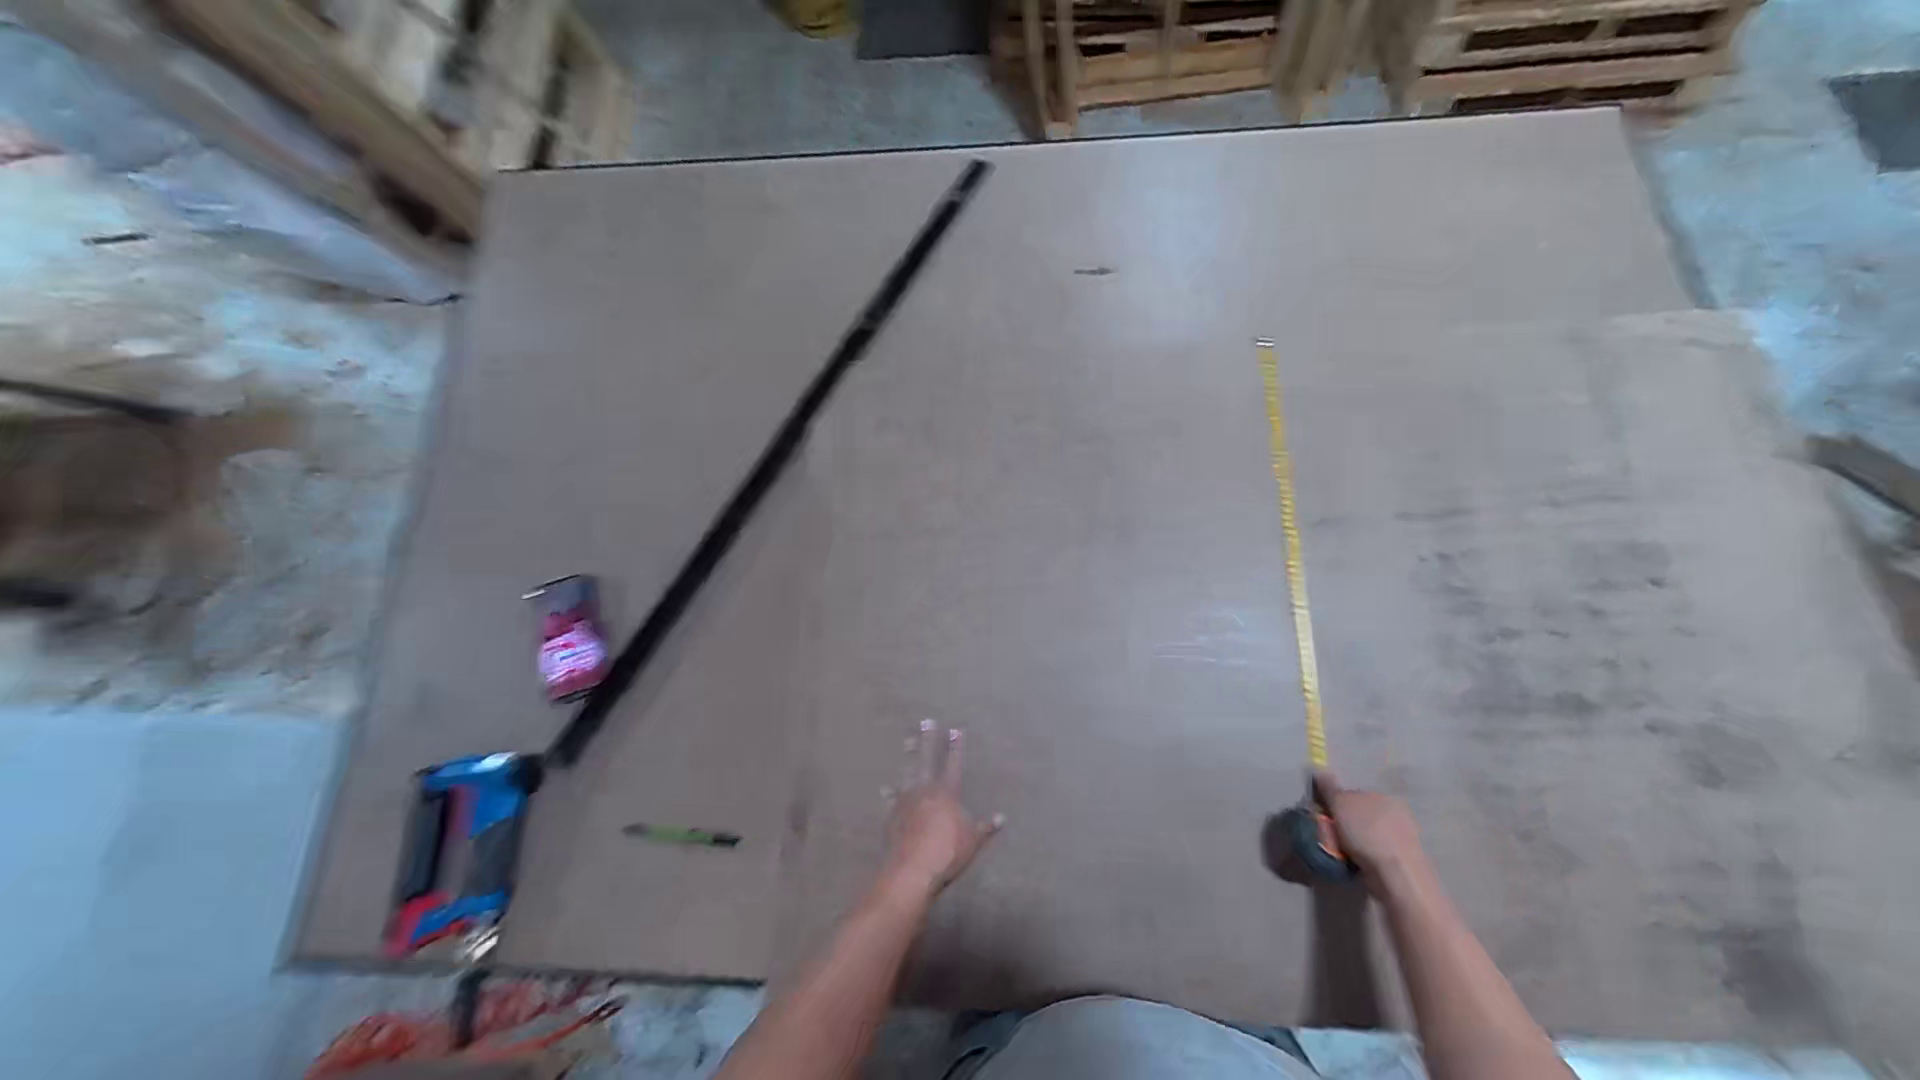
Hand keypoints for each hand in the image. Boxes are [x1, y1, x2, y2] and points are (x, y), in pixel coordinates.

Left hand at [879, 720, 1002, 897]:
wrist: (912, 869)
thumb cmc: (947, 852)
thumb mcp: (973, 841)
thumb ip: (986, 828)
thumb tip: (1002, 818)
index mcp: (948, 792)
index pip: (954, 764)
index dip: (956, 747)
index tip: (956, 729)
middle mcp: (926, 790)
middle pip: (926, 759)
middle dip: (928, 740)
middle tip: (926, 721)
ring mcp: (906, 800)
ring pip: (908, 773)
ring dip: (909, 757)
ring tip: (908, 741)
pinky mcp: (892, 815)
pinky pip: (891, 799)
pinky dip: (889, 794)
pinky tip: (885, 788)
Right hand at [1315, 770, 1425, 886]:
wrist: (1397, 873)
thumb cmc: (1366, 832)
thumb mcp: (1340, 805)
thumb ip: (1329, 788)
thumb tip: (1320, 770)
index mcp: (1382, 794)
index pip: (1353, 794)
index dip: (1337, 803)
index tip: (1326, 815)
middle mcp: (1396, 811)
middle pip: (1362, 813)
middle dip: (1348, 821)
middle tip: (1331, 833)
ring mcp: (1404, 835)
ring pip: (1369, 832)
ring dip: (1356, 839)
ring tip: (1341, 850)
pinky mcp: (1405, 858)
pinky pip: (1376, 850)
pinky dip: (1366, 854)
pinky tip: (1357, 861)